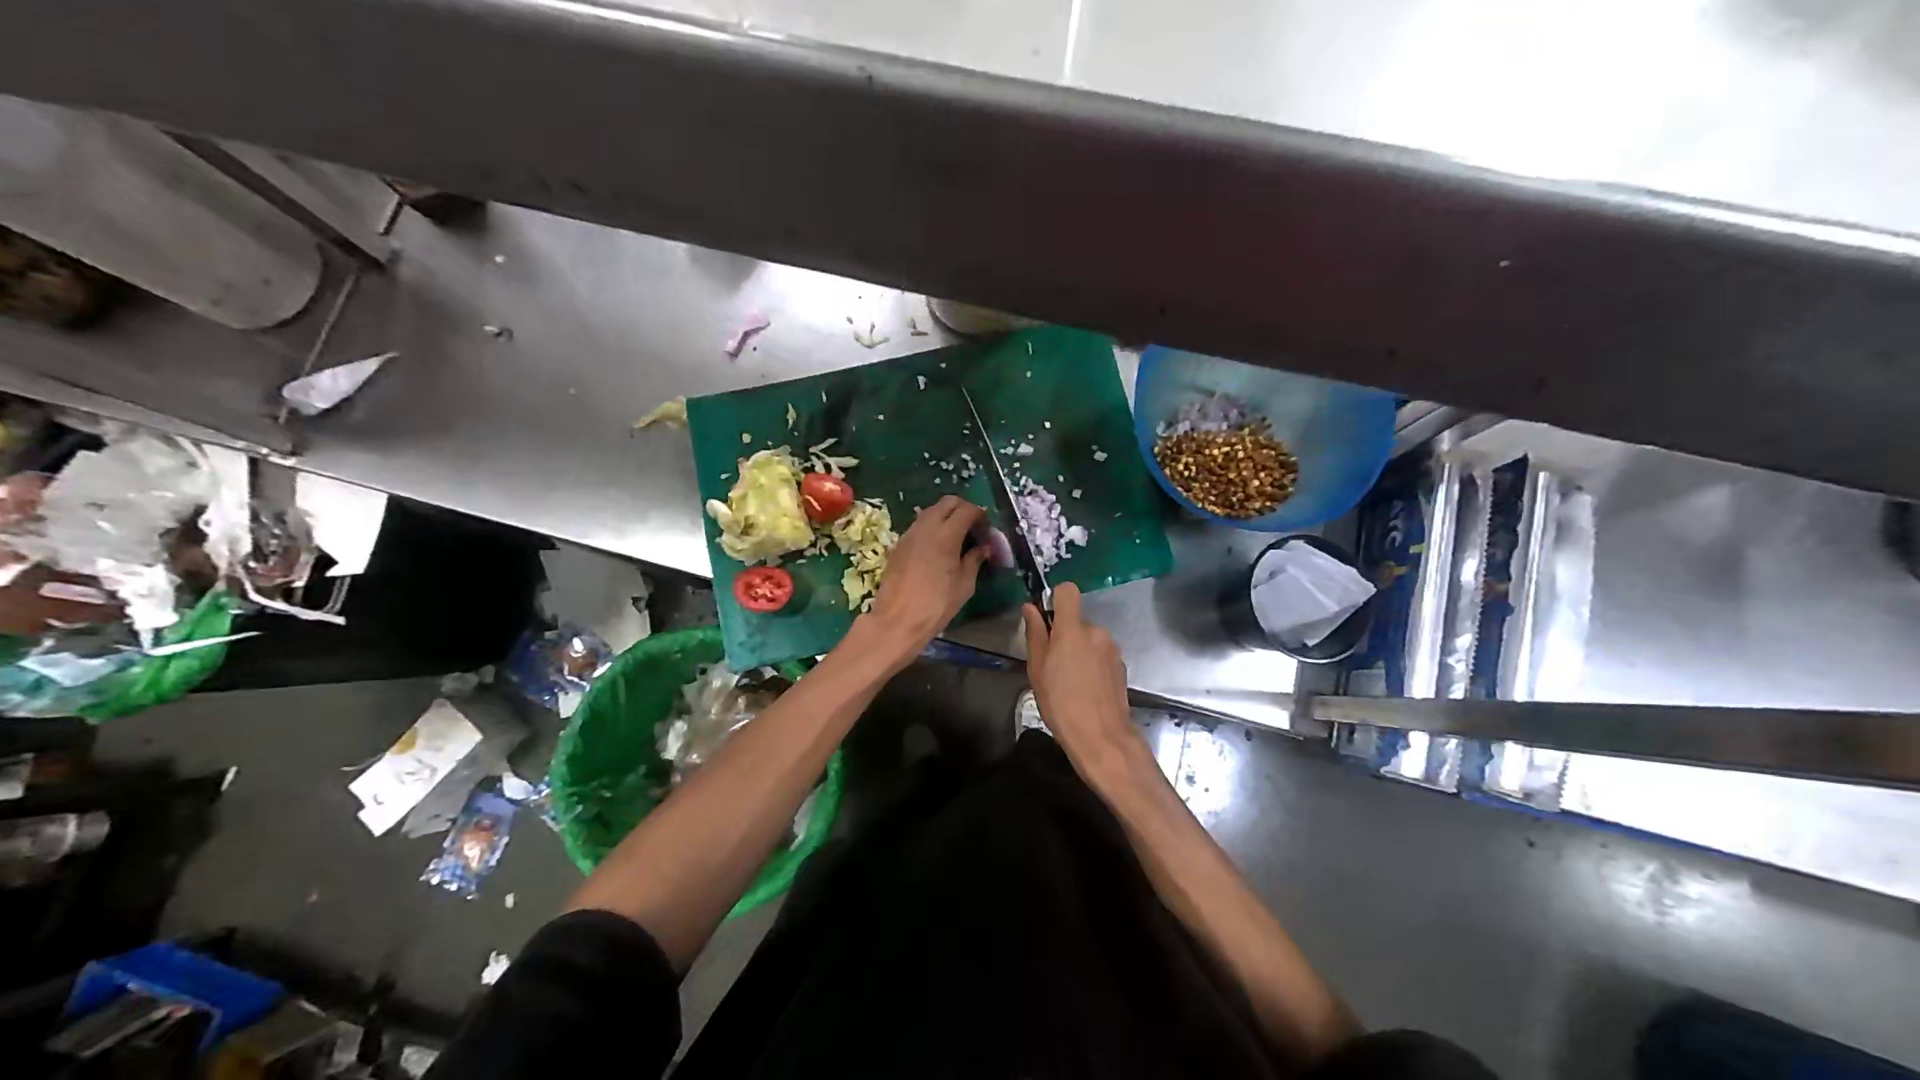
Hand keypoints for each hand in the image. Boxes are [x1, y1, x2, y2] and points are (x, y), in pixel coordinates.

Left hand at [862, 495, 988, 658]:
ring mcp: (909, 534)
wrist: (897, 620)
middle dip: (963, 509)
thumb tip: (983, 548)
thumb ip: (974, 560)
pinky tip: (937, 548)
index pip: (967, 509)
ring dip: (946, 517)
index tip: (986, 530)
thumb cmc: (936, 605)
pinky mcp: (898, 544)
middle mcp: (926, 527)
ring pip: (930, 511)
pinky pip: (918, 525)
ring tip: (956, 538)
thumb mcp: (964, 585)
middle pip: (947, 502)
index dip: (980, 515)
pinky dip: (931, 528)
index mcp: (946, 535)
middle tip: (972, 528)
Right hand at [1022, 583, 1134, 759]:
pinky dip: (1092, 664)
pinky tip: (1086, 689)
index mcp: (1073, 629)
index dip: (1056, 598)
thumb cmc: (1060, 702)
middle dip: (1065, 634)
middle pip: (1077, 620)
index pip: (1068, 591)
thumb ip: (1035, 634)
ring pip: (1089, 639)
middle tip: (1052, 663)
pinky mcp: (1121, 666)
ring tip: (1069, 681)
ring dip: (1079, 651)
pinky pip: (1101, 654)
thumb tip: (1030, 608)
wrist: (1101, 736)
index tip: (1046, 618)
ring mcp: (1112, 649)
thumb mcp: (1037, 669)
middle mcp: (1096, 632)